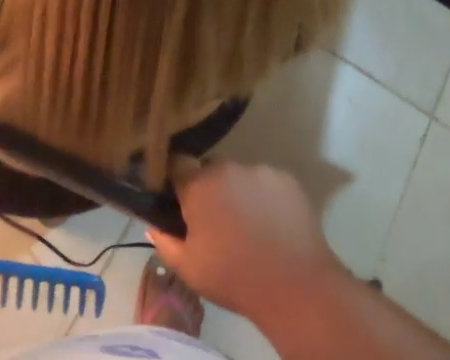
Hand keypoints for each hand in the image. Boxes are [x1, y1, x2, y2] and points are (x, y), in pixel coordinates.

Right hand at [147, 158, 347, 320]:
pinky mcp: (286, 179)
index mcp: (198, 185)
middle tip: (212, 219)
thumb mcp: (188, 268)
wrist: (295, 286)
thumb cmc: (234, 277)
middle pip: (208, 168)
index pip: (176, 164)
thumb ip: (165, 241)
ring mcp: (260, 170)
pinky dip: (262, 196)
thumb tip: (154, 224)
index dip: (175, 180)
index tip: (177, 200)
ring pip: (238, 175)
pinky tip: (269, 222)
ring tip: (246, 224)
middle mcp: (228, 168)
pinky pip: (264, 181)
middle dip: (206, 187)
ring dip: (235, 191)